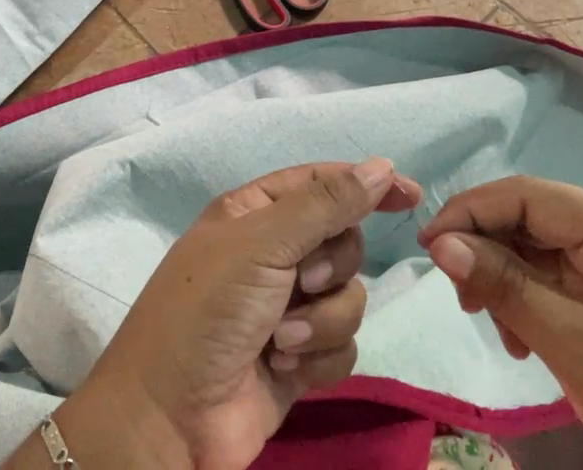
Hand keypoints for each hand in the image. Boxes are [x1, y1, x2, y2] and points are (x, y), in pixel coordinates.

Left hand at [3, 158, 420, 469]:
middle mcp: (273, 255)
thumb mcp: (262, 243)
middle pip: (344, 243)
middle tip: (301, 283)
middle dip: (332, 268)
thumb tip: (382, 165)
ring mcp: (287, 309)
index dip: (366, 185)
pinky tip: (285, 371)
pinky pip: (344, 347)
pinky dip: (320, 360)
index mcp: (255, 214)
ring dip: (322, 323)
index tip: (412, 197)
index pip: (322, 183)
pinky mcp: (300, 359)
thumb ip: (326, 204)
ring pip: (349, 299)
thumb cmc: (207, 311)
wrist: (170, 417)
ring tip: (280, 342)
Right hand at [418, 177, 582, 469]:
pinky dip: (529, 302)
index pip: (530, 194)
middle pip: (533, 217)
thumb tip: (441, 243)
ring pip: (539, 248)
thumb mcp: (578, 351)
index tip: (427, 249)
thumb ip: (508, 288)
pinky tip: (524, 341)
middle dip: (489, 251)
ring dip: (506, 282)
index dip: (472, 211)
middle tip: (464, 304)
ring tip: (502, 333)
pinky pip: (558, 278)